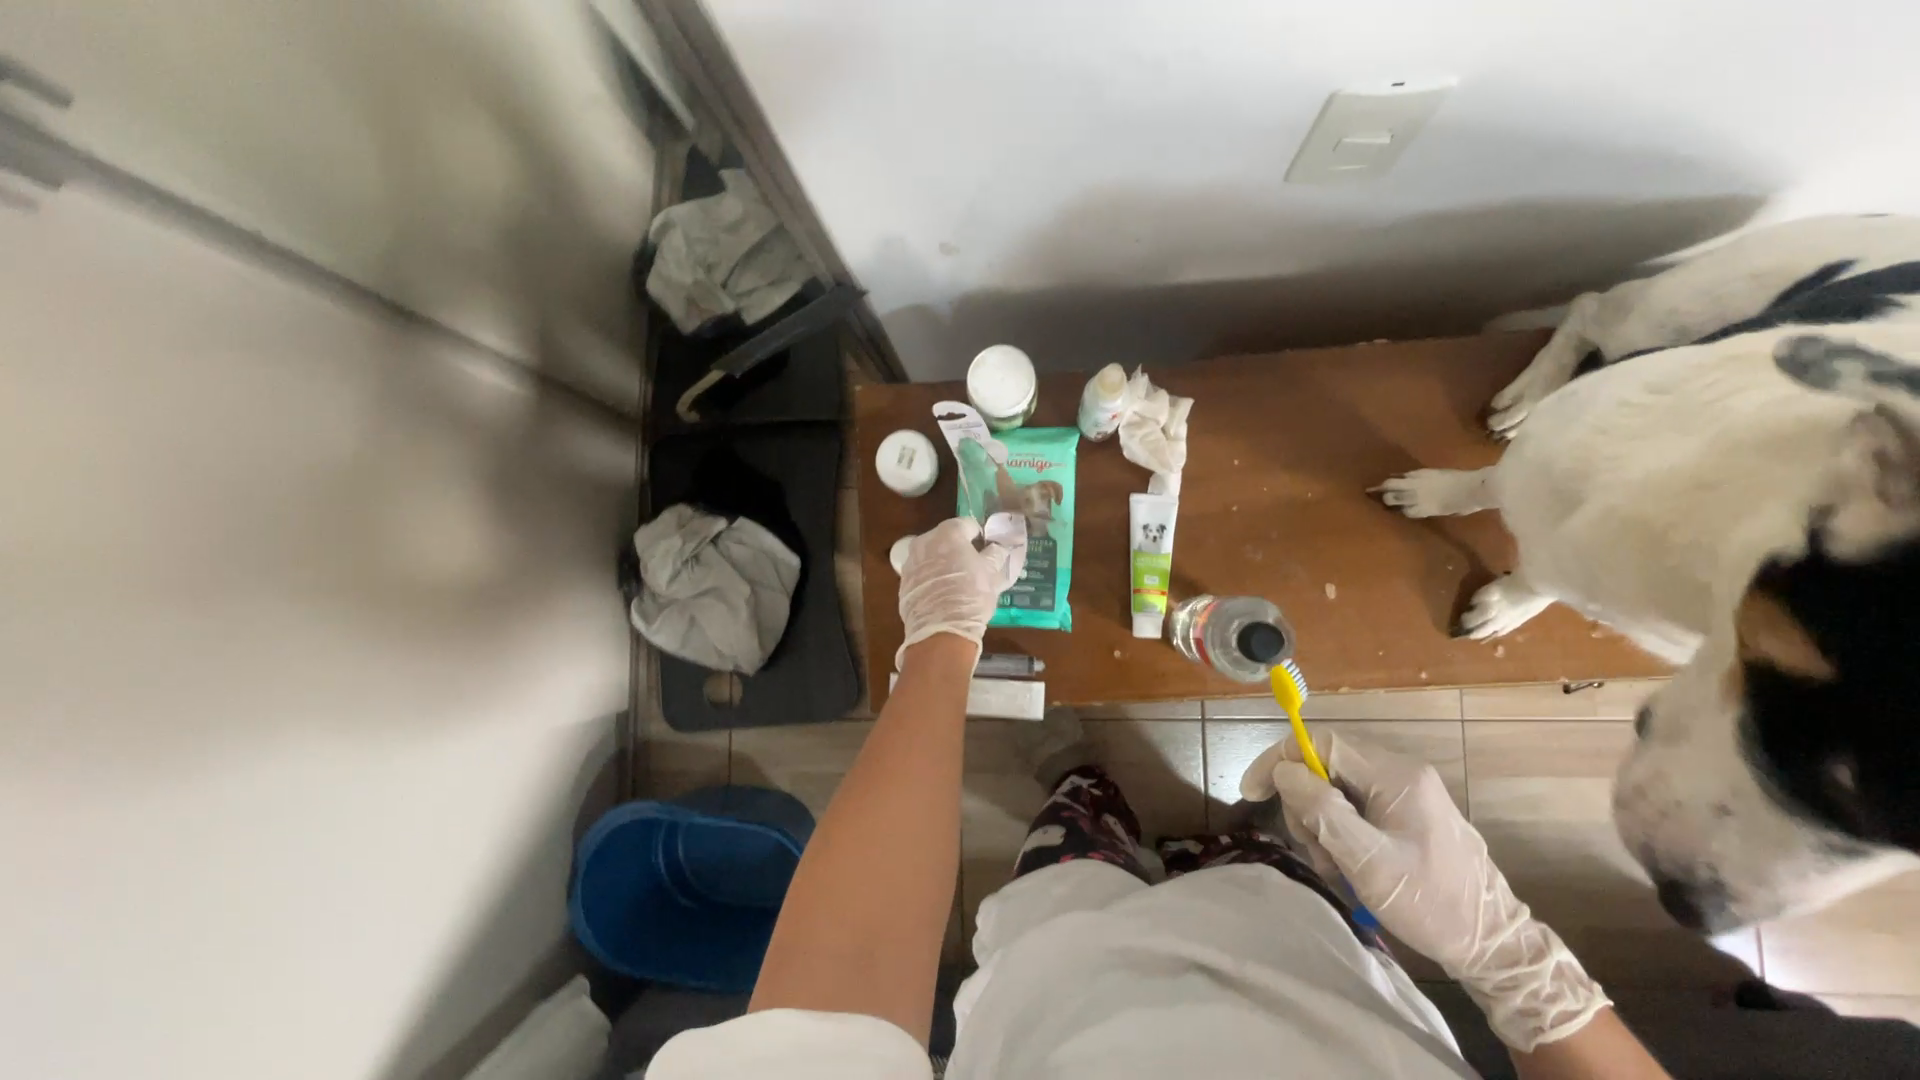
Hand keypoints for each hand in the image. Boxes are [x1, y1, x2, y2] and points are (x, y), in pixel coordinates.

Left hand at [895, 517, 1023, 667]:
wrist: (940, 631)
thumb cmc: (971, 595)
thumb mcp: (992, 574)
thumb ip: (995, 554)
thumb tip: (997, 547)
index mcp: (948, 533)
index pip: (967, 524)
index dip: (979, 536)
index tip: (986, 549)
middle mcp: (924, 542)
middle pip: (945, 538)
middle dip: (958, 548)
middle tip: (972, 565)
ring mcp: (911, 562)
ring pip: (931, 556)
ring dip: (943, 562)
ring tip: (957, 582)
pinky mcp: (903, 582)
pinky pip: (922, 573)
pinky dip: (931, 578)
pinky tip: (942, 594)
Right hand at [1241, 733, 1609, 1051]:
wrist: (1495, 947)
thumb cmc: (1431, 902)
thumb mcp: (1369, 861)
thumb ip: (1323, 810)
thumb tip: (1284, 772)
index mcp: (1395, 775)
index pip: (1321, 742)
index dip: (1280, 760)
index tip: (1252, 792)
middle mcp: (1401, 773)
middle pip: (1325, 767)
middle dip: (1306, 806)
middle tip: (1315, 851)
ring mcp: (1405, 794)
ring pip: (1335, 791)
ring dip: (1322, 827)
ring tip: (1336, 868)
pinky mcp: (1406, 815)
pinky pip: (1355, 810)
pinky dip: (1340, 835)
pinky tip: (1349, 868)